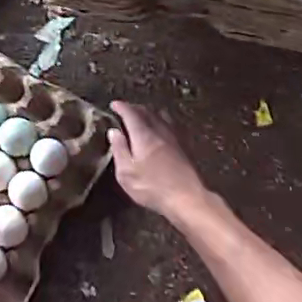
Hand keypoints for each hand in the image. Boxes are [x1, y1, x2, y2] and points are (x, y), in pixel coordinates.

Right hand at [107, 101, 212, 221]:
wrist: (187, 197)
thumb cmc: (152, 187)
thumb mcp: (126, 173)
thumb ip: (119, 150)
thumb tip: (113, 131)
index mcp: (144, 135)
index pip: (131, 114)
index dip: (122, 107)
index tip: (114, 104)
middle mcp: (160, 131)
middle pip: (148, 112)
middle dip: (135, 108)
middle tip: (126, 109)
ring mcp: (175, 138)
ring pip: (162, 116)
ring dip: (150, 112)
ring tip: (143, 116)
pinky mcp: (184, 146)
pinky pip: (171, 125)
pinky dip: (162, 120)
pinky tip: (162, 128)